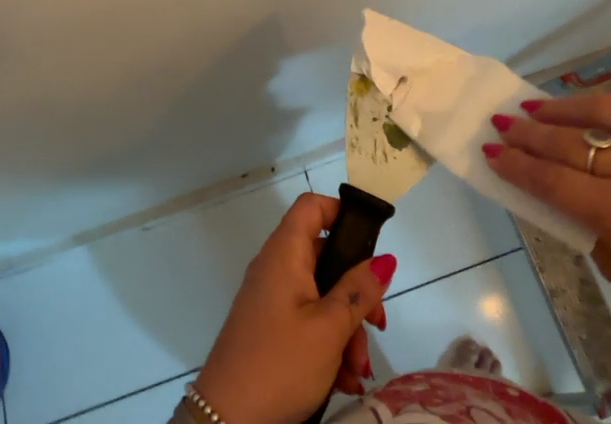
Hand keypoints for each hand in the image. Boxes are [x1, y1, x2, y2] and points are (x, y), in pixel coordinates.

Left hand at [194, 193, 396, 423]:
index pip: (311, 207)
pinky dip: (329, 346)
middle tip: (378, 324)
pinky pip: (309, 323)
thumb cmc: (280, 363)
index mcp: (285, 254)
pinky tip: (344, 380)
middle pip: (326, 258)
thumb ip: (358, 291)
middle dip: (357, 293)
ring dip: (347, 330)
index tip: (371, 241)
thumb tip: (383, 259)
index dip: (341, 212)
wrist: (227, 419)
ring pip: (322, 297)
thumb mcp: (329, 328)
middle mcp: (276, 269)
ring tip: (357, 370)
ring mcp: (272, 300)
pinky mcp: (271, 329)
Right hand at [485, 93, 610, 365]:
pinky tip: (578, 113)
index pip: (552, 181)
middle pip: (568, 143)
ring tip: (530, 108)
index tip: (488, 151)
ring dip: (558, 110)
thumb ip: (582, 224)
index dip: (515, 165)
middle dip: (528, 134)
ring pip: (600, 113)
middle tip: (500, 124)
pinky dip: (598, 112)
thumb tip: (550, 188)